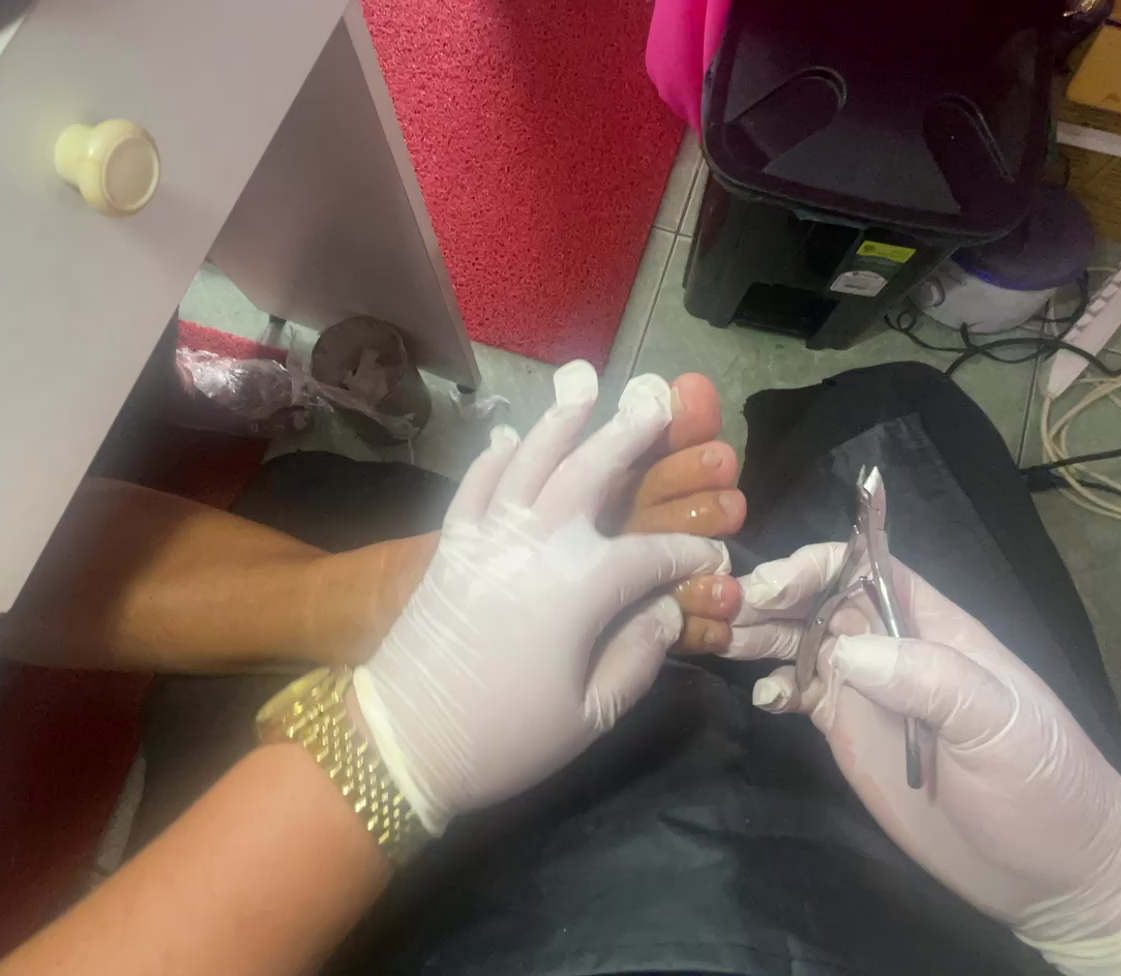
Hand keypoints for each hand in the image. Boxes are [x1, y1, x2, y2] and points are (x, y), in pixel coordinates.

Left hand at [354, 363, 729, 831]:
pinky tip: (509, 436)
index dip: (688, 556)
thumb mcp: (590, 714)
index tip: (715, 557)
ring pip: (530, 460)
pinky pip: (475, 485)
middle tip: (655, 401)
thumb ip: (639, 656)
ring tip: (585, 383)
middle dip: (628, 434)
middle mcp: (537, 543)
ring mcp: (488, 534)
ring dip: (560, 420)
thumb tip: (664, 610)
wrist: (405, 738)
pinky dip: (494, 457)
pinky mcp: (452, 542)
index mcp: (580, 588)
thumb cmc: (506, 736)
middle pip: (589, 472)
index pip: (649, 556)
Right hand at [754, 552, 1120, 975]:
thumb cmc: (1046, 788)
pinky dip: (773, 686)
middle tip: (726, 612)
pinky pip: (798, 690)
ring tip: (720, 639)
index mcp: (926, 623)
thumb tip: (845, 650)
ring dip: (756, 633)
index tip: (773, 589)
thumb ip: (930, 678)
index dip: (813, 564)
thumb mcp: (1002, 727)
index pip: (862, 565)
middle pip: (815, 597)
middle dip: (768, 594)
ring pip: (796, 639)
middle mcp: (886, 642)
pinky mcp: (845, 727)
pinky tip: (765, 698)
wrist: (1055, 877)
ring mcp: (863, 686)